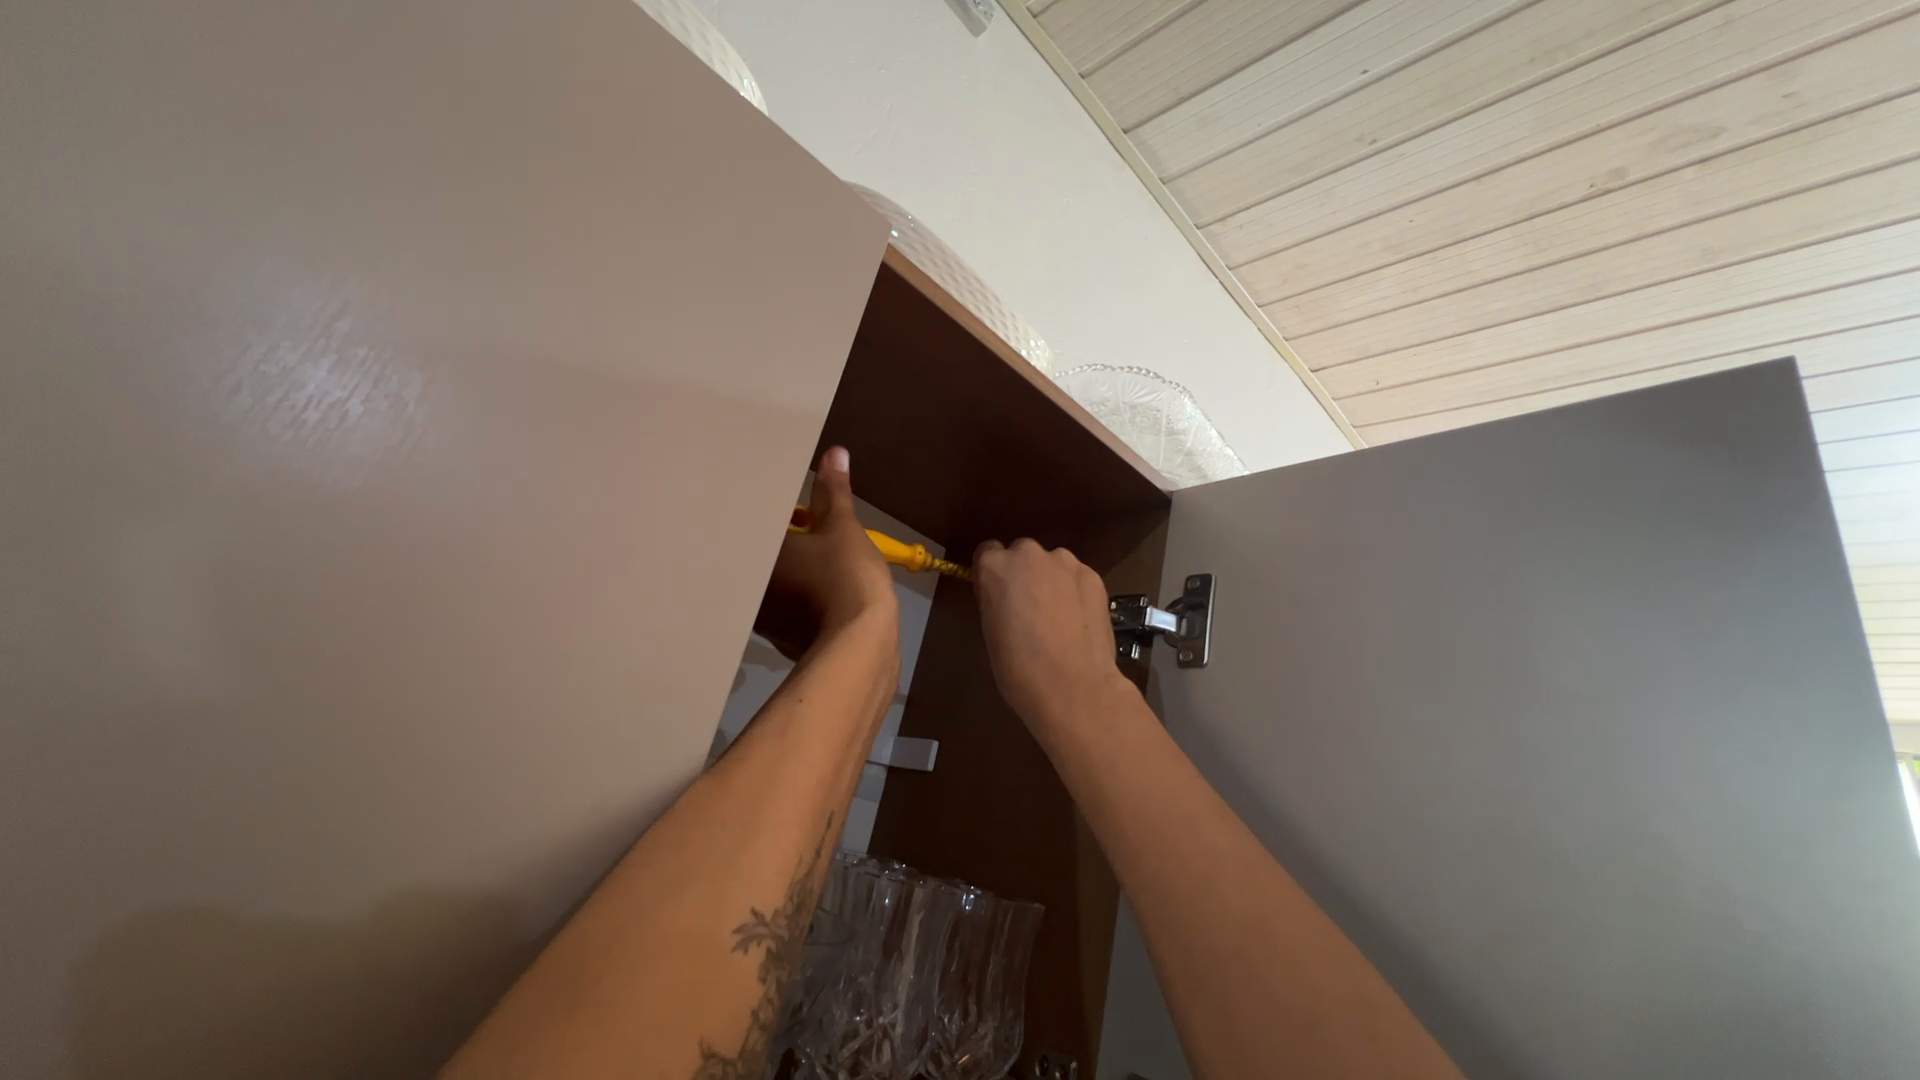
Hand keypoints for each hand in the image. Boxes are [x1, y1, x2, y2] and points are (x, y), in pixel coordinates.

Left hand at [756, 447, 897, 656]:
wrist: (861, 647)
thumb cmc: (846, 578)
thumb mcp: (843, 527)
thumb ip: (834, 493)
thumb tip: (833, 454)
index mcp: (758, 556)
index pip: (757, 526)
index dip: (781, 516)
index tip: (800, 511)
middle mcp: (750, 588)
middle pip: (763, 557)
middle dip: (784, 545)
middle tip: (812, 532)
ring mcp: (764, 620)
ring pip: (774, 586)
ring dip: (790, 575)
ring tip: (819, 562)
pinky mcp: (784, 641)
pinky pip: (789, 611)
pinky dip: (801, 601)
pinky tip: (823, 596)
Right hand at [974, 538, 1131, 733]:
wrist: (1072, 686)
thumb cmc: (1018, 667)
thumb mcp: (991, 631)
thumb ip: (997, 603)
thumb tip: (1008, 601)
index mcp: (995, 567)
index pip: (987, 552)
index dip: (992, 576)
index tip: (998, 597)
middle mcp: (1029, 554)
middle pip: (1022, 554)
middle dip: (1024, 575)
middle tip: (1028, 609)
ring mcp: (1065, 562)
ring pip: (1053, 565)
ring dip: (1052, 581)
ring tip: (1059, 618)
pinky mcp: (1093, 577)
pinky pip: (1077, 578)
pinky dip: (1076, 593)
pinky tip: (1079, 622)